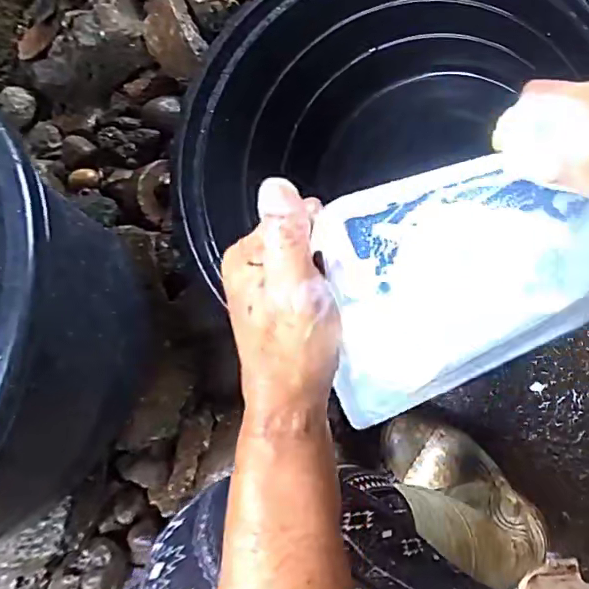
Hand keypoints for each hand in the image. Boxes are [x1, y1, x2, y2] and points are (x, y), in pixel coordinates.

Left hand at [221, 178, 340, 431]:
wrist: (293, 403)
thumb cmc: (294, 351)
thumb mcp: (294, 286)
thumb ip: (287, 237)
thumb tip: (276, 185)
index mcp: (246, 258)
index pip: (290, 216)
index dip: (321, 229)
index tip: (338, 253)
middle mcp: (252, 269)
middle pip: (301, 235)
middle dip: (327, 248)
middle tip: (342, 275)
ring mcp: (268, 288)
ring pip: (311, 257)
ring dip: (332, 267)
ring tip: (342, 289)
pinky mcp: (285, 305)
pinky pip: (313, 277)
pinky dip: (329, 283)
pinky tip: (337, 301)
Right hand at [491, 75, 588, 219]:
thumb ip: (554, 166)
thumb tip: (522, 159)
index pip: (536, 96)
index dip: (516, 121)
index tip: (511, 147)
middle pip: (559, 100)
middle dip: (542, 128)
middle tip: (537, 160)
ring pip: (584, 107)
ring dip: (568, 131)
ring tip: (569, 164)